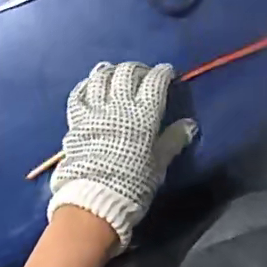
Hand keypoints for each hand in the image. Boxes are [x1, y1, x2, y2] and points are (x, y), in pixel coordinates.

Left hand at [48, 62, 196, 248]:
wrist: (94, 198)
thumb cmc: (133, 183)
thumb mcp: (159, 164)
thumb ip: (173, 141)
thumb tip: (190, 124)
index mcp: (143, 115)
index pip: (155, 83)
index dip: (162, 73)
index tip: (167, 72)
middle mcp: (118, 105)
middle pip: (127, 73)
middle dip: (137, 68)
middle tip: (143, 72)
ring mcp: (95, 110)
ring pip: (101, 77)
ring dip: (111, 70)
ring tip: (116, 71)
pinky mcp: (76, 118)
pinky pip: (79, 93)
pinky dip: (87, 84)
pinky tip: (91, 83)